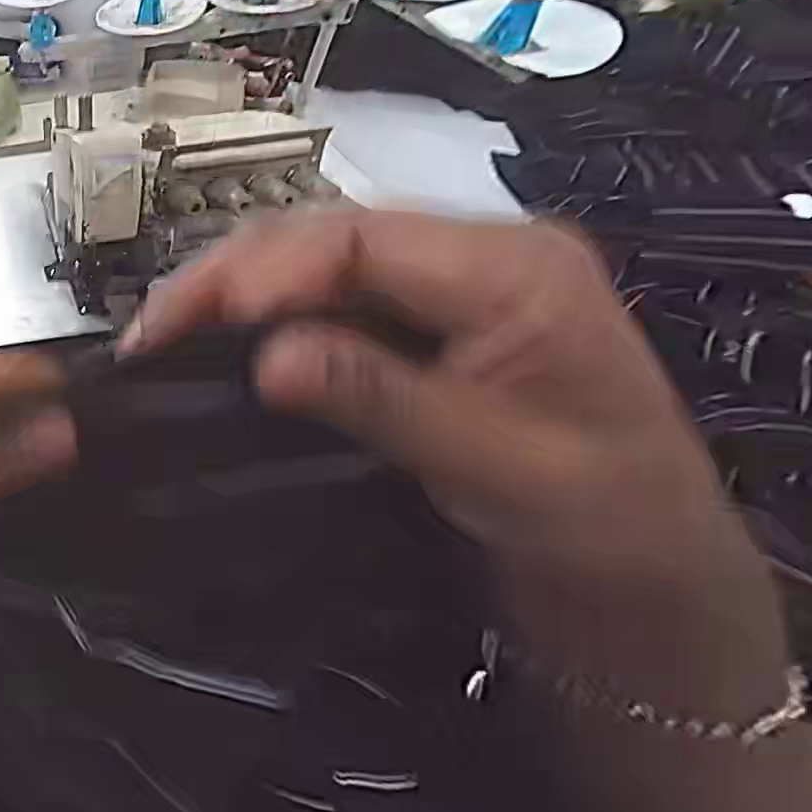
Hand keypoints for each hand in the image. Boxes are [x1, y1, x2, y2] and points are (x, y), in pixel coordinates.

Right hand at [122, 209, 726, 572]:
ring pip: (314, 260)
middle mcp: (476, 253)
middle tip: (158, 322)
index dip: (268, 268)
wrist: (653, 576)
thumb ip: (388, 401)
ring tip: (173, 326)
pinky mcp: (419, 321)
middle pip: (326, 234)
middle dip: (232, 272)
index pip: (361, 238)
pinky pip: (325, 298)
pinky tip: (224, 338)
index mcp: (515, 267)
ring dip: (237, 288)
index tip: (197, 315)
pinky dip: (265, 316)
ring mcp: (444, 285)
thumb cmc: (611, 527)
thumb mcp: (504, 468)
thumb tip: (272, 360)